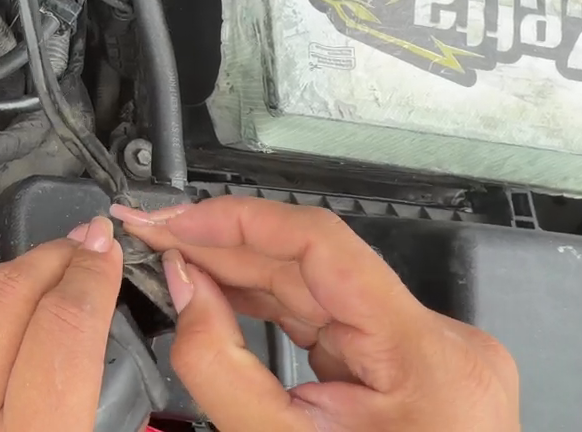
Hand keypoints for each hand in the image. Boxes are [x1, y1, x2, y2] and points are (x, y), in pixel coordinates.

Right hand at [112, 198, 518, 431]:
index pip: (319, 243)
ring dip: (229, 267)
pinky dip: (257, 300)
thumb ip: (216, 359)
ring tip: (165, 255)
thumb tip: (177, 275)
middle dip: (218, 245)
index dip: (235, 219)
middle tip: (148, 234)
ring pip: (305, 282)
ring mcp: (418, 349)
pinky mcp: (395, 362)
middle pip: (305, 261)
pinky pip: (314, 312)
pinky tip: (209, 287)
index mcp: (425, 355)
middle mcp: (433, 338)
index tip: (170, 223)